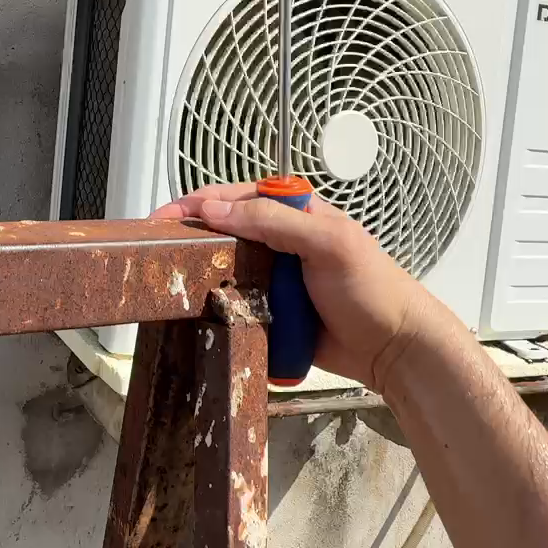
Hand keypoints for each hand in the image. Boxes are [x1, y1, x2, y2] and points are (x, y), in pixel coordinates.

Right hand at [151, 182, 460, 392]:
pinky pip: (232, 299)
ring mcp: (271, 275)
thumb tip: (211, 208)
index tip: (161, 219)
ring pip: (222, 264)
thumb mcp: (327, 242)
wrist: (395, 350)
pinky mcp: (267, 309)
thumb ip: (273, 220)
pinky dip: (212, 301)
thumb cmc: (370, 288)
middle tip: (152, 247)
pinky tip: (189, 304)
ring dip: (196, 269)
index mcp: (293, 212)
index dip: (196, 204)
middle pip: (221, 230)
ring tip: (163, 275)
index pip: (234, 196)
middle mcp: (277, 239)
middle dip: (187, 234)